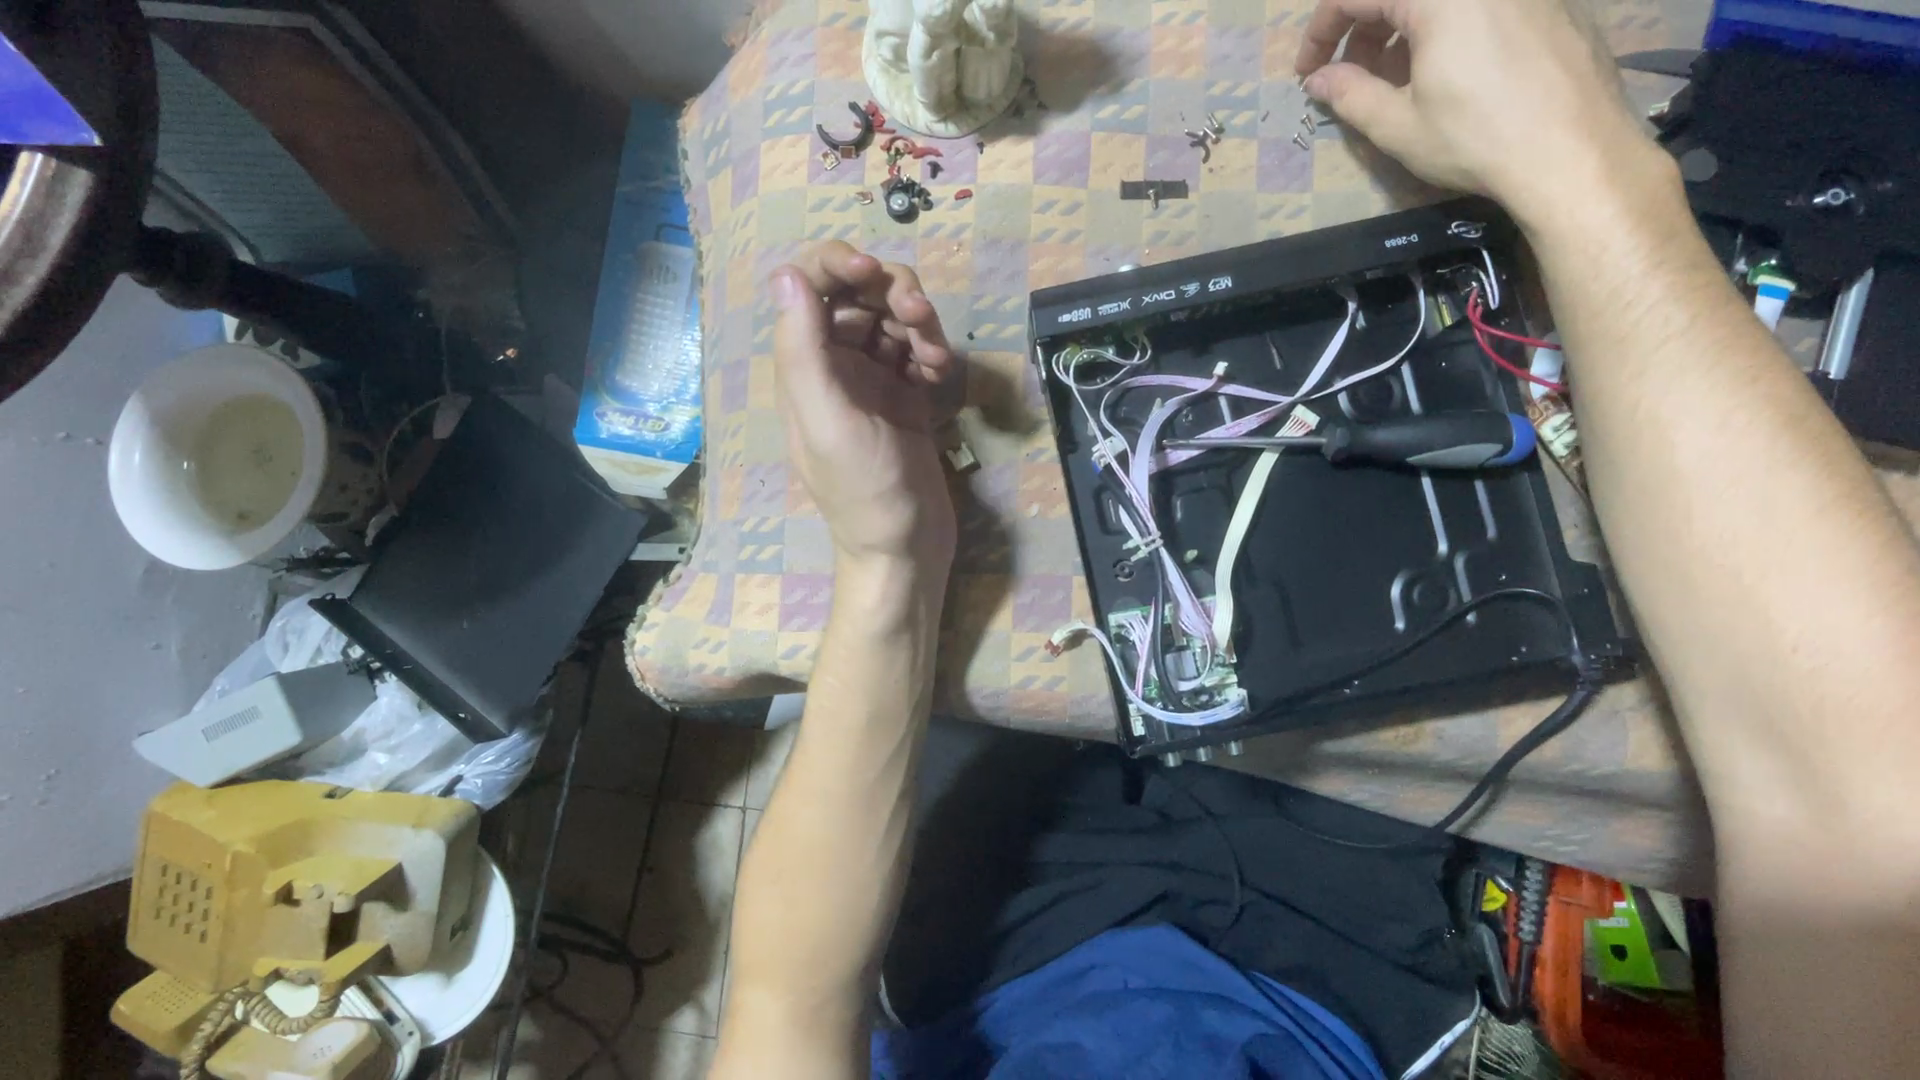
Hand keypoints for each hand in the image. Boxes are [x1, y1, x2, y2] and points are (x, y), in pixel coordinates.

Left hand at [770, 242, 957, 572]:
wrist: (905, 547)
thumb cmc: (863, 490)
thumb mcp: (828, 421)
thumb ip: (803, 350)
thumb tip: (786, 274)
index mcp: (804, 365)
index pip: (808, 285)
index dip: (838, 264)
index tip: (874, 272)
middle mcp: (834, 364)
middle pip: (859, 293)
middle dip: (892, 293)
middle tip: (920, 317)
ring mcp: (873, 379)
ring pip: (894, 317)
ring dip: (919, 323)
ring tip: (936, 358)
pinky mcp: (907, 395)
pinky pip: (918, 350)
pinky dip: (933, 352)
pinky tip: (940, 376)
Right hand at [1293, 0, 1667, 223]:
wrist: (1574, 151)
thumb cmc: (1475, 140)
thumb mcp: (1397, 126)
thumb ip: (1350, 94)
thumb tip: (1319, 80)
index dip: (1321, 32)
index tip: (1308, 73)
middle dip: (1362, 31)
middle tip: (1349, 81)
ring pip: (1439, 0)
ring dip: (1403, 31)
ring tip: (1395, 84)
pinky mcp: (1549, 0)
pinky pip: (1481, 4)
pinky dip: (1447, 27)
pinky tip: (1447, 74)